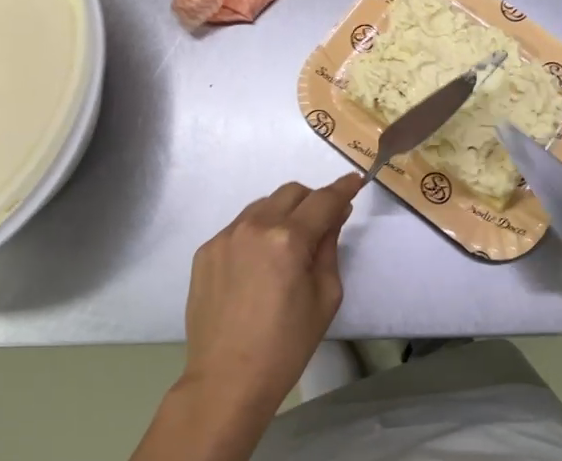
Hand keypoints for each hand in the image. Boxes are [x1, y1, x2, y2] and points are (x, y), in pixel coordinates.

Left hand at [181, 174, 361, 408]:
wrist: (227, 380)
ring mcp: (225, 237)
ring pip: (263, 205)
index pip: (323, 200)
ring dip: (282, 214)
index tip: (355, 182)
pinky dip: (256, 233)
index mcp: (288, 239)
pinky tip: (258, 266)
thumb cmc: (286, 345)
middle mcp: (254, 226)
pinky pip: (239, 227)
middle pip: (291, 192)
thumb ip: (330, 247)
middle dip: (312, 200)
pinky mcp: (206, 251)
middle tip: (323, 223)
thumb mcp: (325, 297)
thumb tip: (334, 215)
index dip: (343, 189)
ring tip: (287, 248)